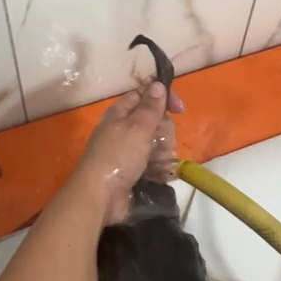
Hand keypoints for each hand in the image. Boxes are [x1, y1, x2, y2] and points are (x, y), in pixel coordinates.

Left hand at [71, 81, 183, 222]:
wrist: (100, 196)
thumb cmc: (117, 156)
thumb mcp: (136, 127)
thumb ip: (151, 107)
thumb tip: (158, 84)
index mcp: (121, 114)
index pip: (145, 96)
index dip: (163, 99)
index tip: (180, 109)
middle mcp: (125, 131)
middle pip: (156, 123)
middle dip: (164, 133)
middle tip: (159, 144)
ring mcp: (130, 153)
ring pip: (158, 145)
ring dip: (163, 154)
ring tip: (156, 165)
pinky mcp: (135, 172)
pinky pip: (155, 165)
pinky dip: (159, 170)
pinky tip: (159, 177)